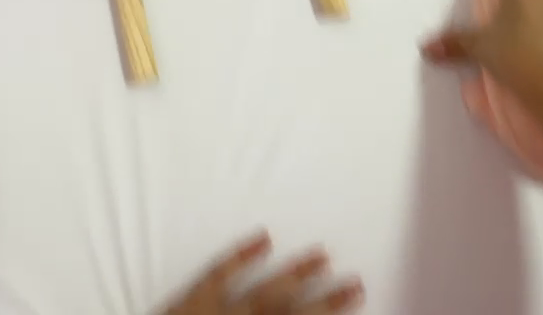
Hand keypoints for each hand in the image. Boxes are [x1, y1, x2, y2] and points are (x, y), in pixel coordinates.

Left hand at [161, 232, 363, 313]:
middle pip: (286, 314)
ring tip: (322, 254)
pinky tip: (264, 236)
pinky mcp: (183, 304)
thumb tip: (292, 311)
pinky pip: (214, 275)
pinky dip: (239, 255)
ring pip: (260, 295)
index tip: (359, 300)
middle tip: (357, 282)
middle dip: (324, 302)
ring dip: (293, 275)